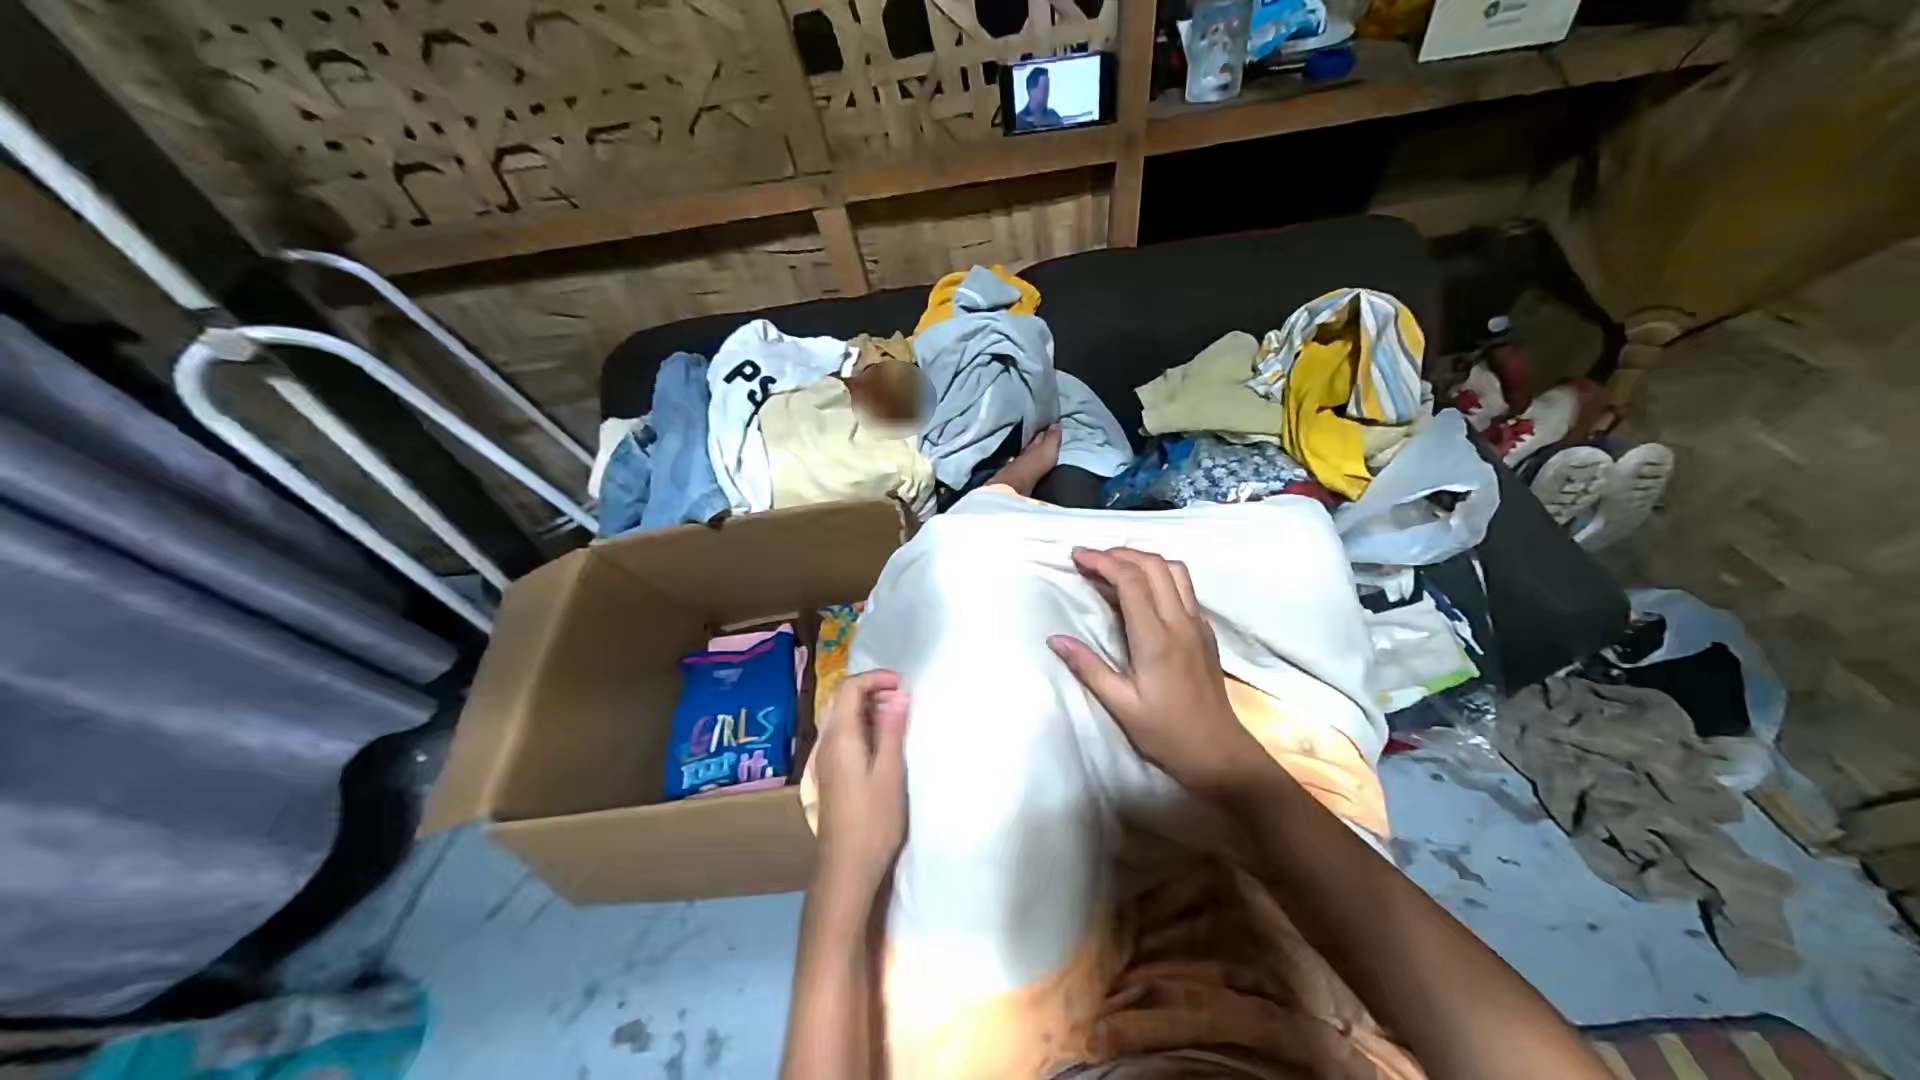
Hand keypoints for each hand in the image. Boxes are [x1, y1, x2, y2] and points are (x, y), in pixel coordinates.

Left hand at [813, 670, 911, 892]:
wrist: (846, 869)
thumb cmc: (872, 821)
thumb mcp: (890, 773)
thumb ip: (893, 731)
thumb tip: (900, 694)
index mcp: (840, 738)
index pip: (849, 688)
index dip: (875, 678)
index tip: (904, 685)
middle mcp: (828, 743)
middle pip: (844, 700)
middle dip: (875, 691)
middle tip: (907, 702)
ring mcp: (828, 760)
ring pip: (846, 718)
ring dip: (872, 710)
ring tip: (902, 720)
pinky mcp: (834, 774)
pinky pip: (848, 736)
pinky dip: (868, 728)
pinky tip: (888, 744)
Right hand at [1048, 547, 1260, 790]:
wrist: (1218, 752)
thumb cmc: (1166, 733)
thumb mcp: (1120, 705)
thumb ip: (1088, 667)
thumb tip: (1054, 639)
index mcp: (1156, 638)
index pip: (1130, 581)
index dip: (1102, 561)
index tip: (1077, 556)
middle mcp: (1180, 622)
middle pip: (1153, 565)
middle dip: (1119, 553)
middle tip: (1089, 558)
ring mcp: (1197, 624)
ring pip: (1174, 570)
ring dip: (1142, 560)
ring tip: (1114, 567)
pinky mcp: (1205, 631)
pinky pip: (1183, 587)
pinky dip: (1158, 574)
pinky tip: (1140, 590)